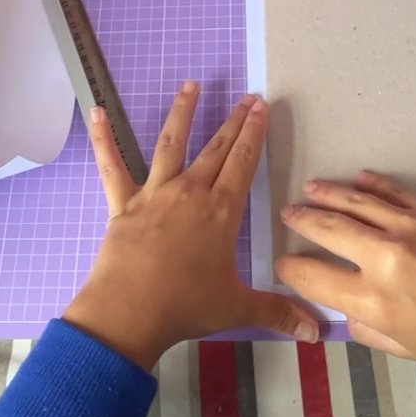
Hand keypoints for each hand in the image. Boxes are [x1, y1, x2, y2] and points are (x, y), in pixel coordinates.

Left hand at [63, 84, 321, 368]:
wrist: (129, 313)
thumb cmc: (186, 306)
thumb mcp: (238, 308)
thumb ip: (279, 312)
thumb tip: (319, 331)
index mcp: (221, 211)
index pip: (244, 162)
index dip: (255, 133)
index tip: (262, 107)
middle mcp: (190, 192)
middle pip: (217, 148)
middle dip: (234, 121)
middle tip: (247, 97)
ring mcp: (155, 193)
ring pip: (171, 144)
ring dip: (182, 113)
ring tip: (190, 85)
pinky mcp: (123, 203)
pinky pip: (111, 166)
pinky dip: (103, 138)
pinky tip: (96, 112)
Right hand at [276, 172, 415, 389]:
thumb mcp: (409, 348)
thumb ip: (368, 329)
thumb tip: (344, 308)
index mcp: (375, 303)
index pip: (314, 279)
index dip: (291, 269)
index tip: (283, 263)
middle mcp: (384, 259)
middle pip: (327, 229)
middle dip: (301, 220)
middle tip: (288, 214)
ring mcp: (408, 228)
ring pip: (353, 201)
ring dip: (326, 194)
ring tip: (308, 189)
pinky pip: (390, 191)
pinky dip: (368, 183)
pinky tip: (355, 179)